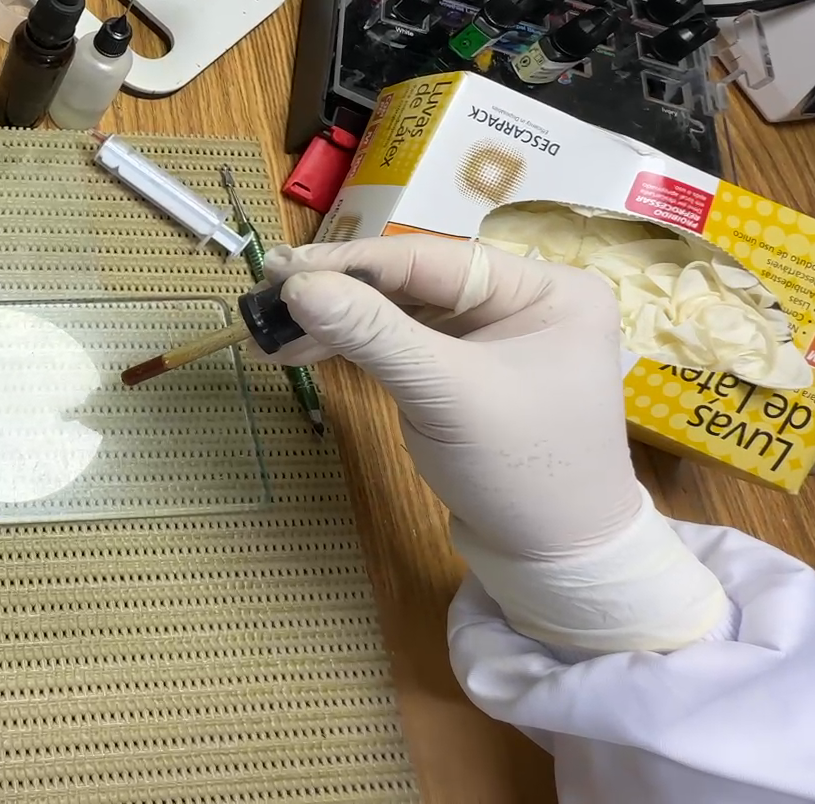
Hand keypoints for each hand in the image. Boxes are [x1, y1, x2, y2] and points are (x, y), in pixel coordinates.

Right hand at [264, 236, 727, 651]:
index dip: (346, 262)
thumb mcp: (445, 394)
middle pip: (401, 281)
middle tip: (264, 297)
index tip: (277, 269)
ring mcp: (479, 332)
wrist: (551, 556)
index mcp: (541, 288)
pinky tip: (294, 350)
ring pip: (385, 310)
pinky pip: (384, 339)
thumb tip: (295, 285)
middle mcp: (512, 297)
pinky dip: (339, 345)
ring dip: (326, 322)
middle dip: (331, 294)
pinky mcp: (448, 363)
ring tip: (267, 333)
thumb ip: (371, 333)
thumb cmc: (520, 470)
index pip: (425, 257)